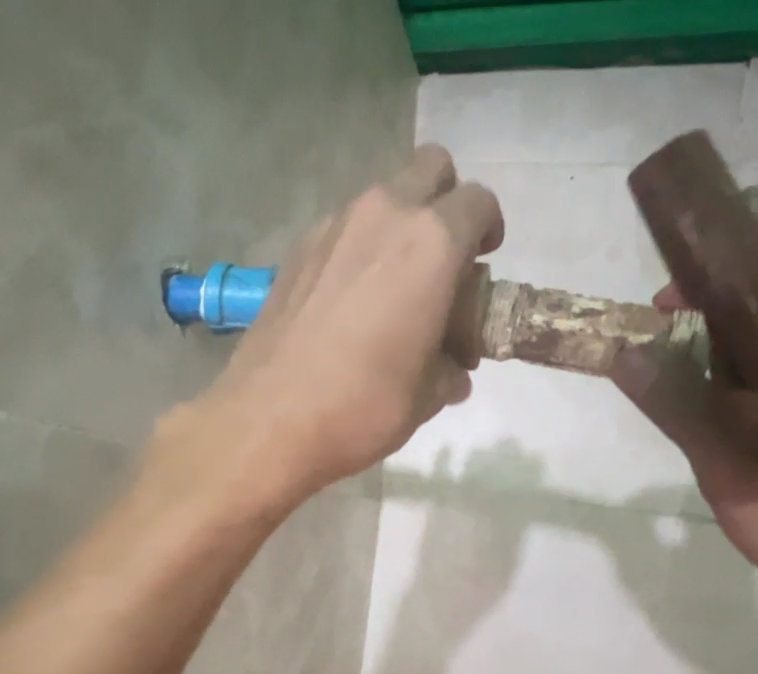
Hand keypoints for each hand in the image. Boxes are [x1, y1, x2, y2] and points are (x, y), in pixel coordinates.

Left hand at [165, 145, 503, 506]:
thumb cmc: (363, 405)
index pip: (479, 203)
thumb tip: (450, 369)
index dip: (488, 231)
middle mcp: (382, 215)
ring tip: (392, 288)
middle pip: (430, 170)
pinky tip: (348, 302)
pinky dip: (356, 249)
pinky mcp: (294, 251)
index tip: (481, 266)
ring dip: (397, 227)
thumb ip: (450, 366)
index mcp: (430, 241)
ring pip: (380, 198)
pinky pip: (341, 229)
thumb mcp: (428, 394)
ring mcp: (331, 227)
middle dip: (444, 203)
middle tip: (442, 259)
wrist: (269, 420)